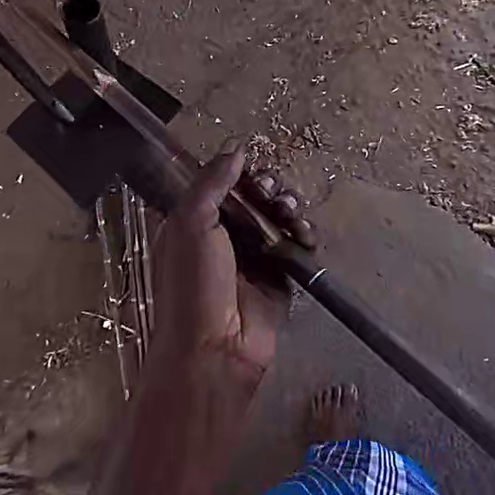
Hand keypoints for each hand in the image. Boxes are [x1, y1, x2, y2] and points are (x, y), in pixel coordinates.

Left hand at [150, 149, 291, 386]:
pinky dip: (303, 234)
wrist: (215, 348)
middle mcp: (220, 235)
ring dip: (287, 207)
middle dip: (266, 188)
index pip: (219, 183)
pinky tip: (304, 232)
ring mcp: (251, 256)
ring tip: (289, 212)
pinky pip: (295, 245)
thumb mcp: (191, 222)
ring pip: (275, 217)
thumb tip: (235, 147)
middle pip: (251, 197)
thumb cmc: (193, 282)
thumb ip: (211, 182)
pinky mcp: (278, 276)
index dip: (237, 173)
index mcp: (192, 220)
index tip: (250, 171)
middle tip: (271, 192)